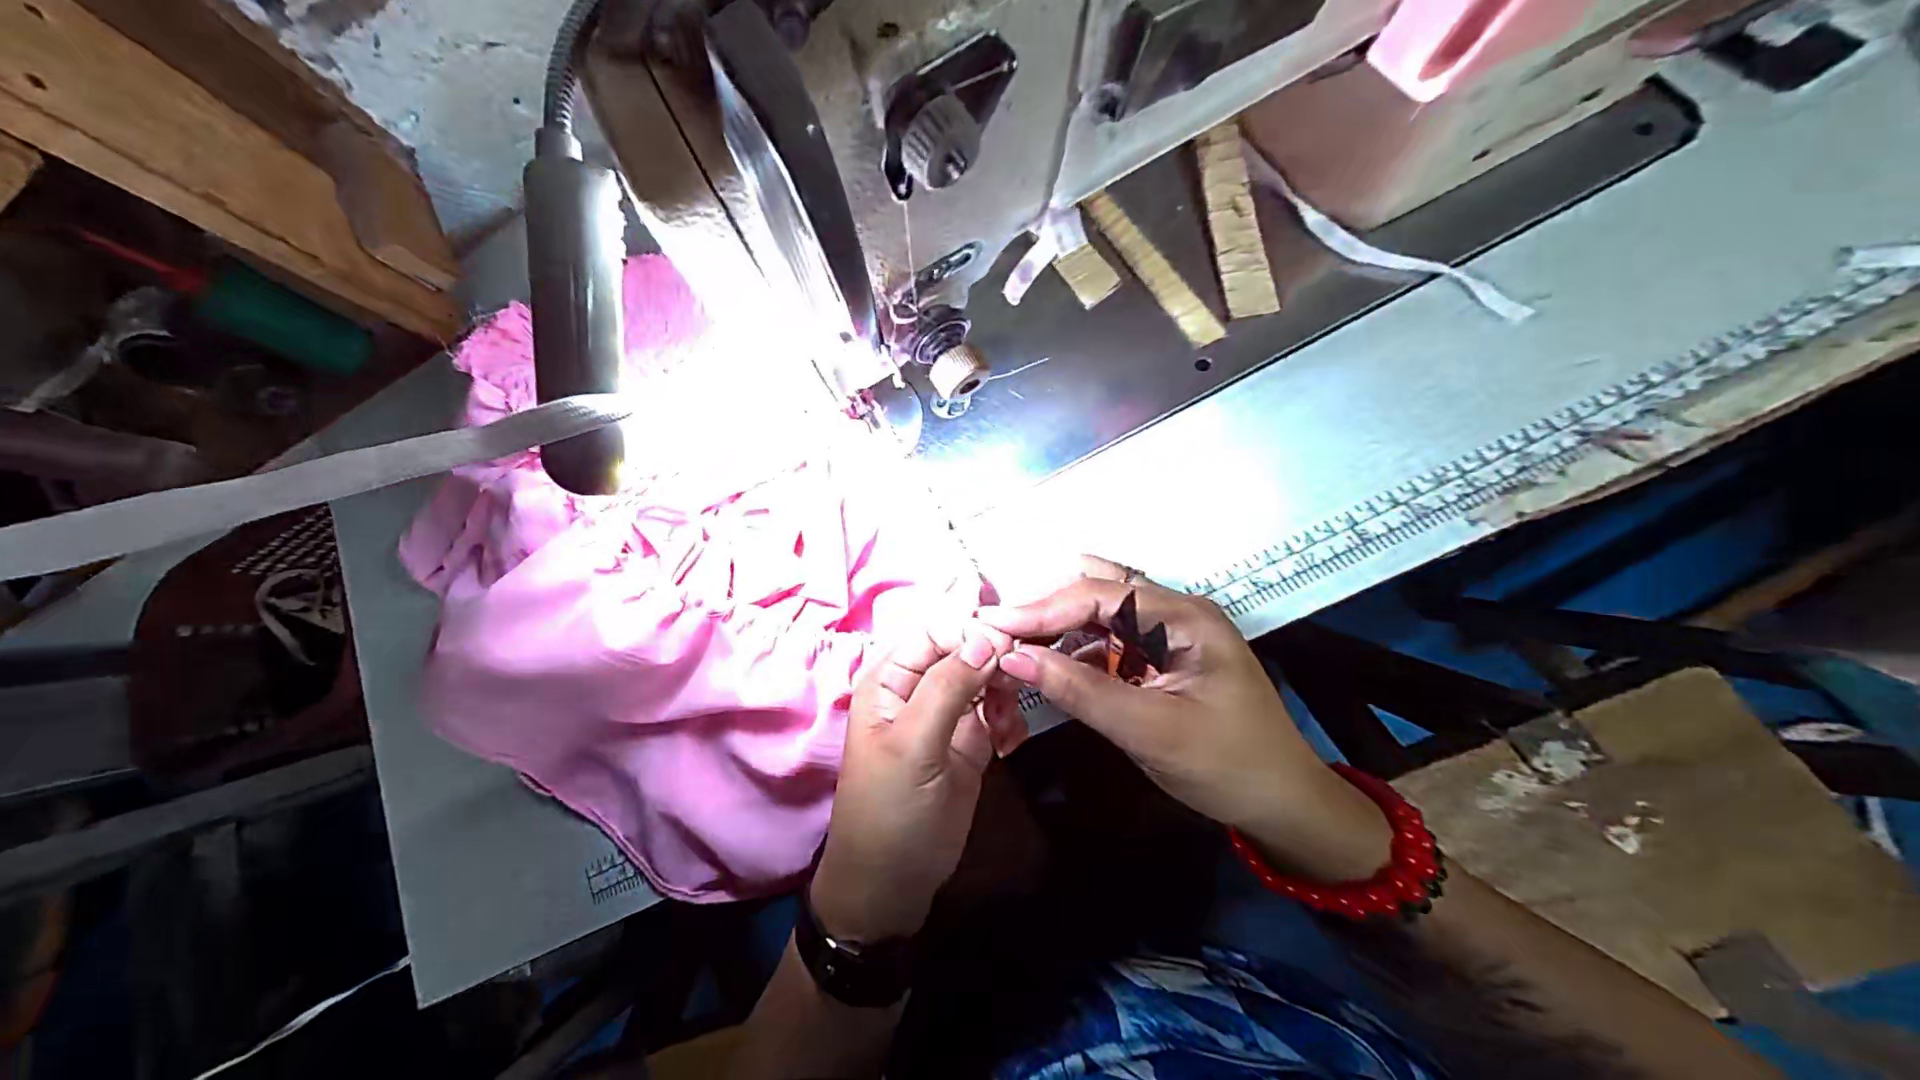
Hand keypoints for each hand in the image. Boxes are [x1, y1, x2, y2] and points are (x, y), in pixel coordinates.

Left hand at [810, 620, 1016, 942]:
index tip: (1011, 643)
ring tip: (1007, 727)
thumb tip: (986, 636)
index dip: (972, 630)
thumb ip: (947, 688)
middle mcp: (919, 687)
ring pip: (987, 678)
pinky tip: (1010, 743)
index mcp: (891, 678)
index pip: (936, 630)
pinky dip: (1010, 720)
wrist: (894, 883)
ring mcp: (948, 713)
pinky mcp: (972, 740)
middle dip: (996, 662)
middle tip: (1019, 685)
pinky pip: (999, 710)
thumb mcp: (912, 746)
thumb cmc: (890, 810)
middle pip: (966, 650)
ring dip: (1007, 692)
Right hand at [982, 557, 1391, 882]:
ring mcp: (1168, 634)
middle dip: (1047, 608)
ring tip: (1013, 645)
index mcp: (1184, 616)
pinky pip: (1110, 643)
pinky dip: (1076, 651)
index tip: (993, 624)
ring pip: (1100, 615)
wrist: (1283, 805)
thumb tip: (1015, 656)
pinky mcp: (1161, 659)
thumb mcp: (1150, 730)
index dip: (1042, 607)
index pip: (1099, 594)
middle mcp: (1175, 612)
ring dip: (1058, 628)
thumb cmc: (1227, 765)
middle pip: (1098, 592)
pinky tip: (1048, 664)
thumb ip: (1080, 690)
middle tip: (998, 631)